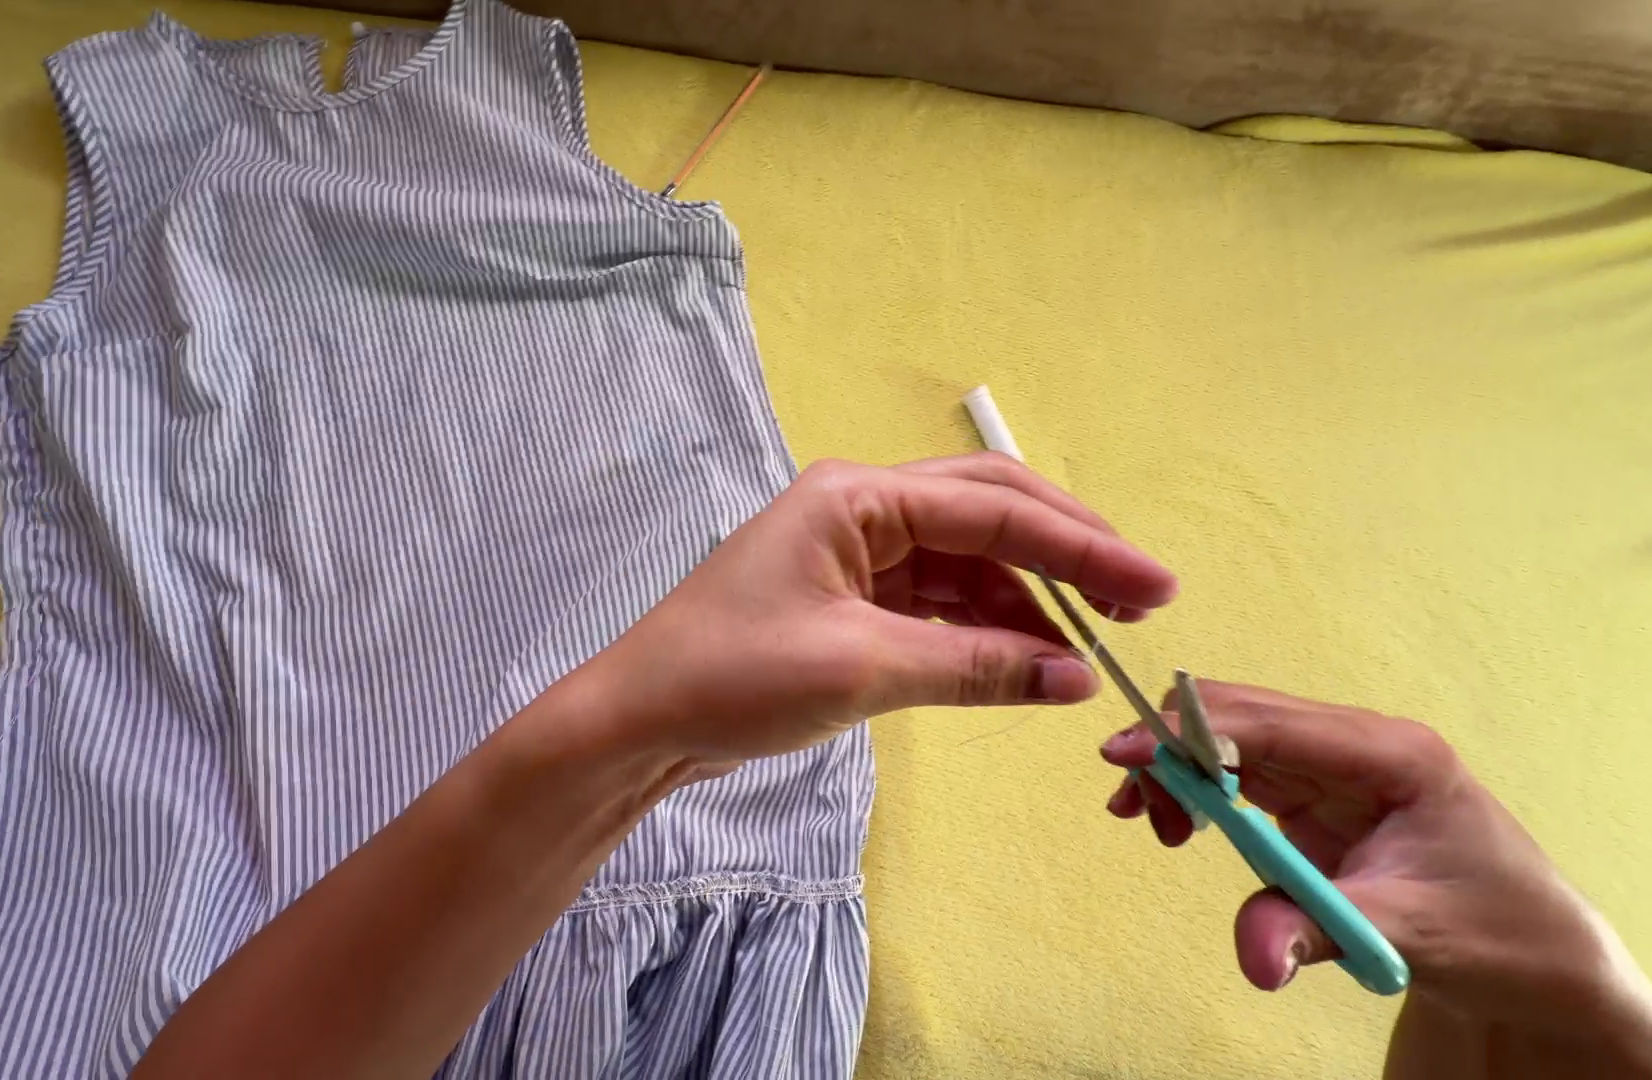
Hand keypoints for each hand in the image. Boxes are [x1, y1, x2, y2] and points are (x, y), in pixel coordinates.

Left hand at [583, 454, 1178, 767]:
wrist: (642, 716)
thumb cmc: (734, 675)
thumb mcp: (862, 668)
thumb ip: (975, 666)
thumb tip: (1075, 677)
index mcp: (856, 496)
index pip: (990, 509)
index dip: (1081, 546)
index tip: (1156, 587)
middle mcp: (858, 509)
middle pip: (983, 514)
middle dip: (1062, 551)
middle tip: (1137, 599)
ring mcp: (851, 553)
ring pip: (961, 562)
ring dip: (1024, 597)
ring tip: (1087, 644)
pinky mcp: (846, 599)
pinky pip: (931, 601)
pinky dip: (979, 627)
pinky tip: (1022, 656)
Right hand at [1099, 682, 1651, 1049]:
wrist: (1529, 950)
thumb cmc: (1494, 935)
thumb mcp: (1407, 934)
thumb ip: (1316, 931)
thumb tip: (1252, 959)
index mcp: (1389, 754)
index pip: (1266, 723)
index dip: (1186, 732)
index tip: (1122, 754)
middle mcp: (1348, 739)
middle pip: (1228, 712)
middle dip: (1169, 751)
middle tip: (1139, 807)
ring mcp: (1323, 756)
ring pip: (1215, 731)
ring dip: (1171, 769)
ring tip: (1161, 827)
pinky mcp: (1302, 779)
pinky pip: (1223, 762)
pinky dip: (1186, 784)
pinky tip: (1176, 822)